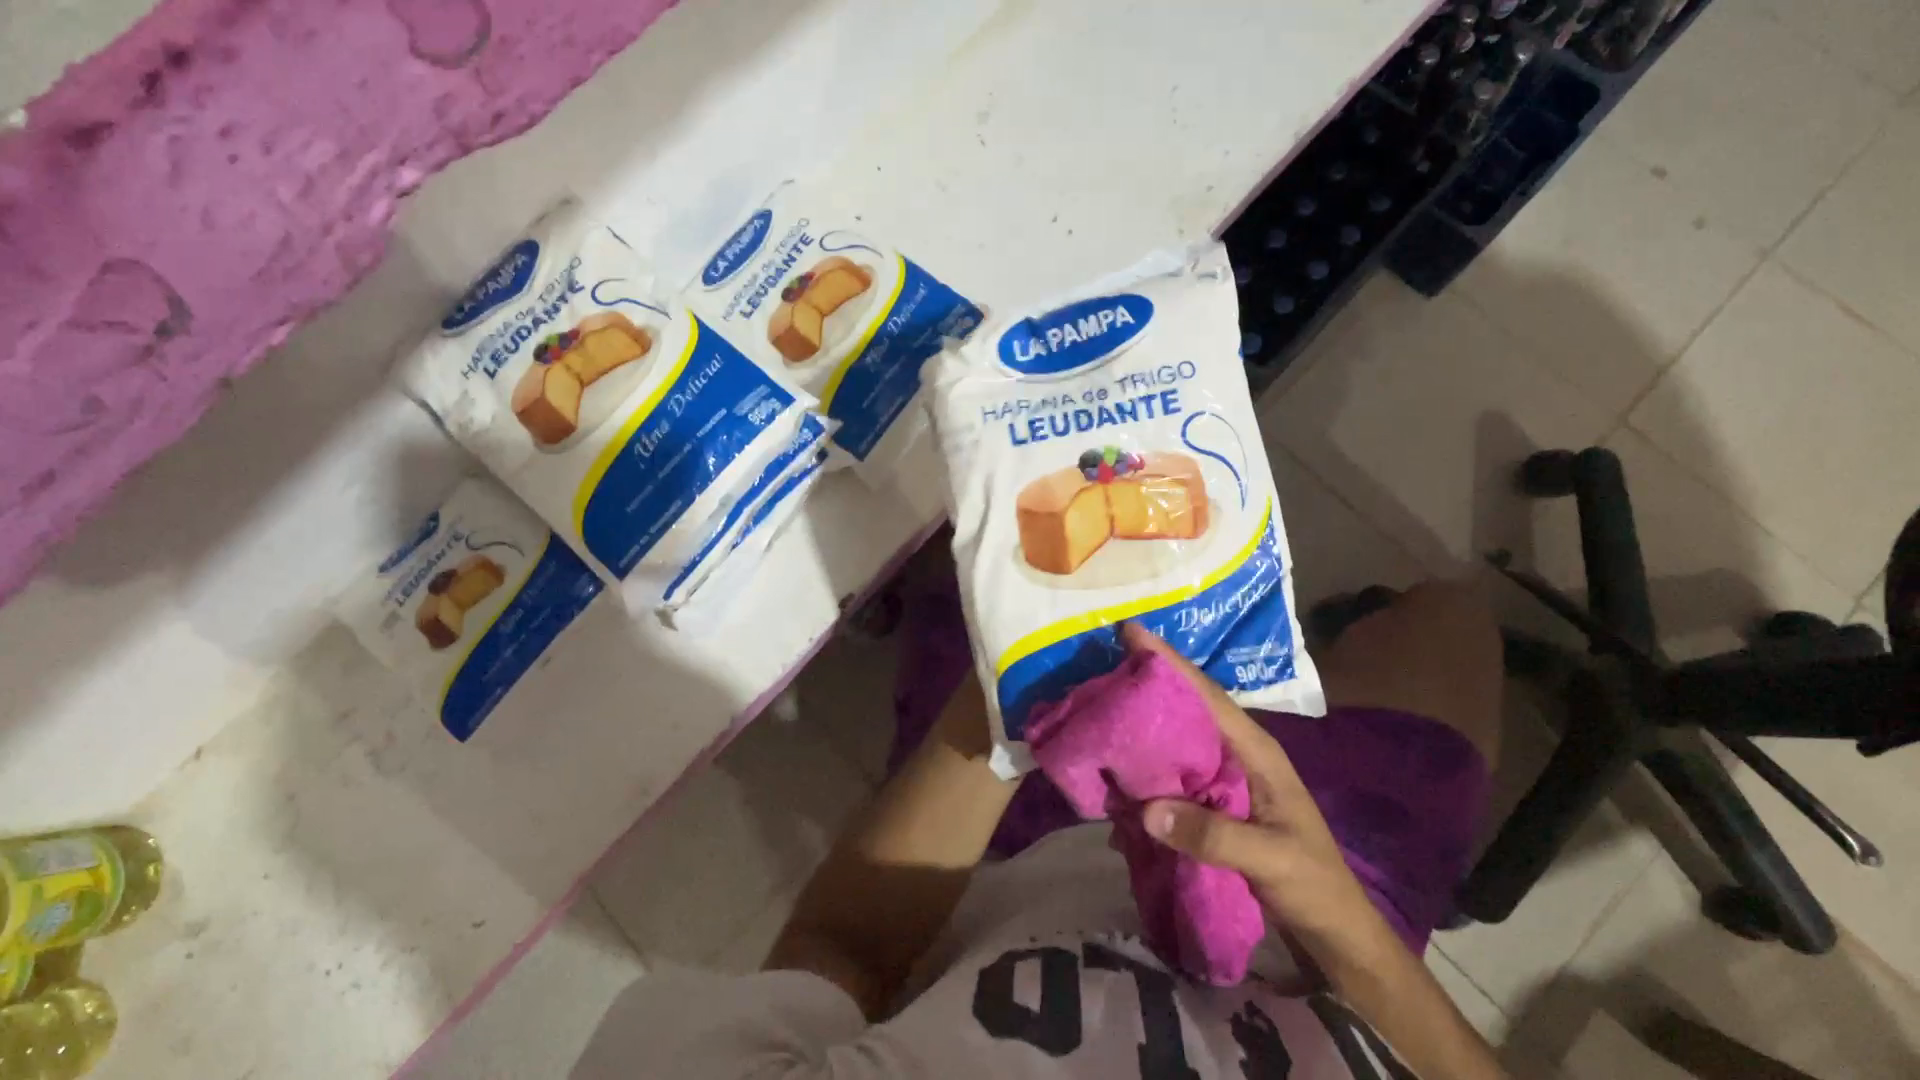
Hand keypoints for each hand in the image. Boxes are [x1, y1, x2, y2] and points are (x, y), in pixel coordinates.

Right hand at [1121, 623, 1376, 946]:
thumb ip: (1213, 834)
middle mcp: (1237, 757)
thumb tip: (1146, 809)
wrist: (1334, 930)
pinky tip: (1114, 779)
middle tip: (1099, 672)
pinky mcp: (1213, 808)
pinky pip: (1170, 779)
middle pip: (1186, 711)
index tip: (1131, 632)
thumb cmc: (1313, 884)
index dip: (1171, 663)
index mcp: (1256, 753)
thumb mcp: (1270, 859)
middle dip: (1147, 688)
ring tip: (1097, 716)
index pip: (1208, 696)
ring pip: (1175, 743)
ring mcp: (1224, 782)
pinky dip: (1143, 774)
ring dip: (1140, 731)